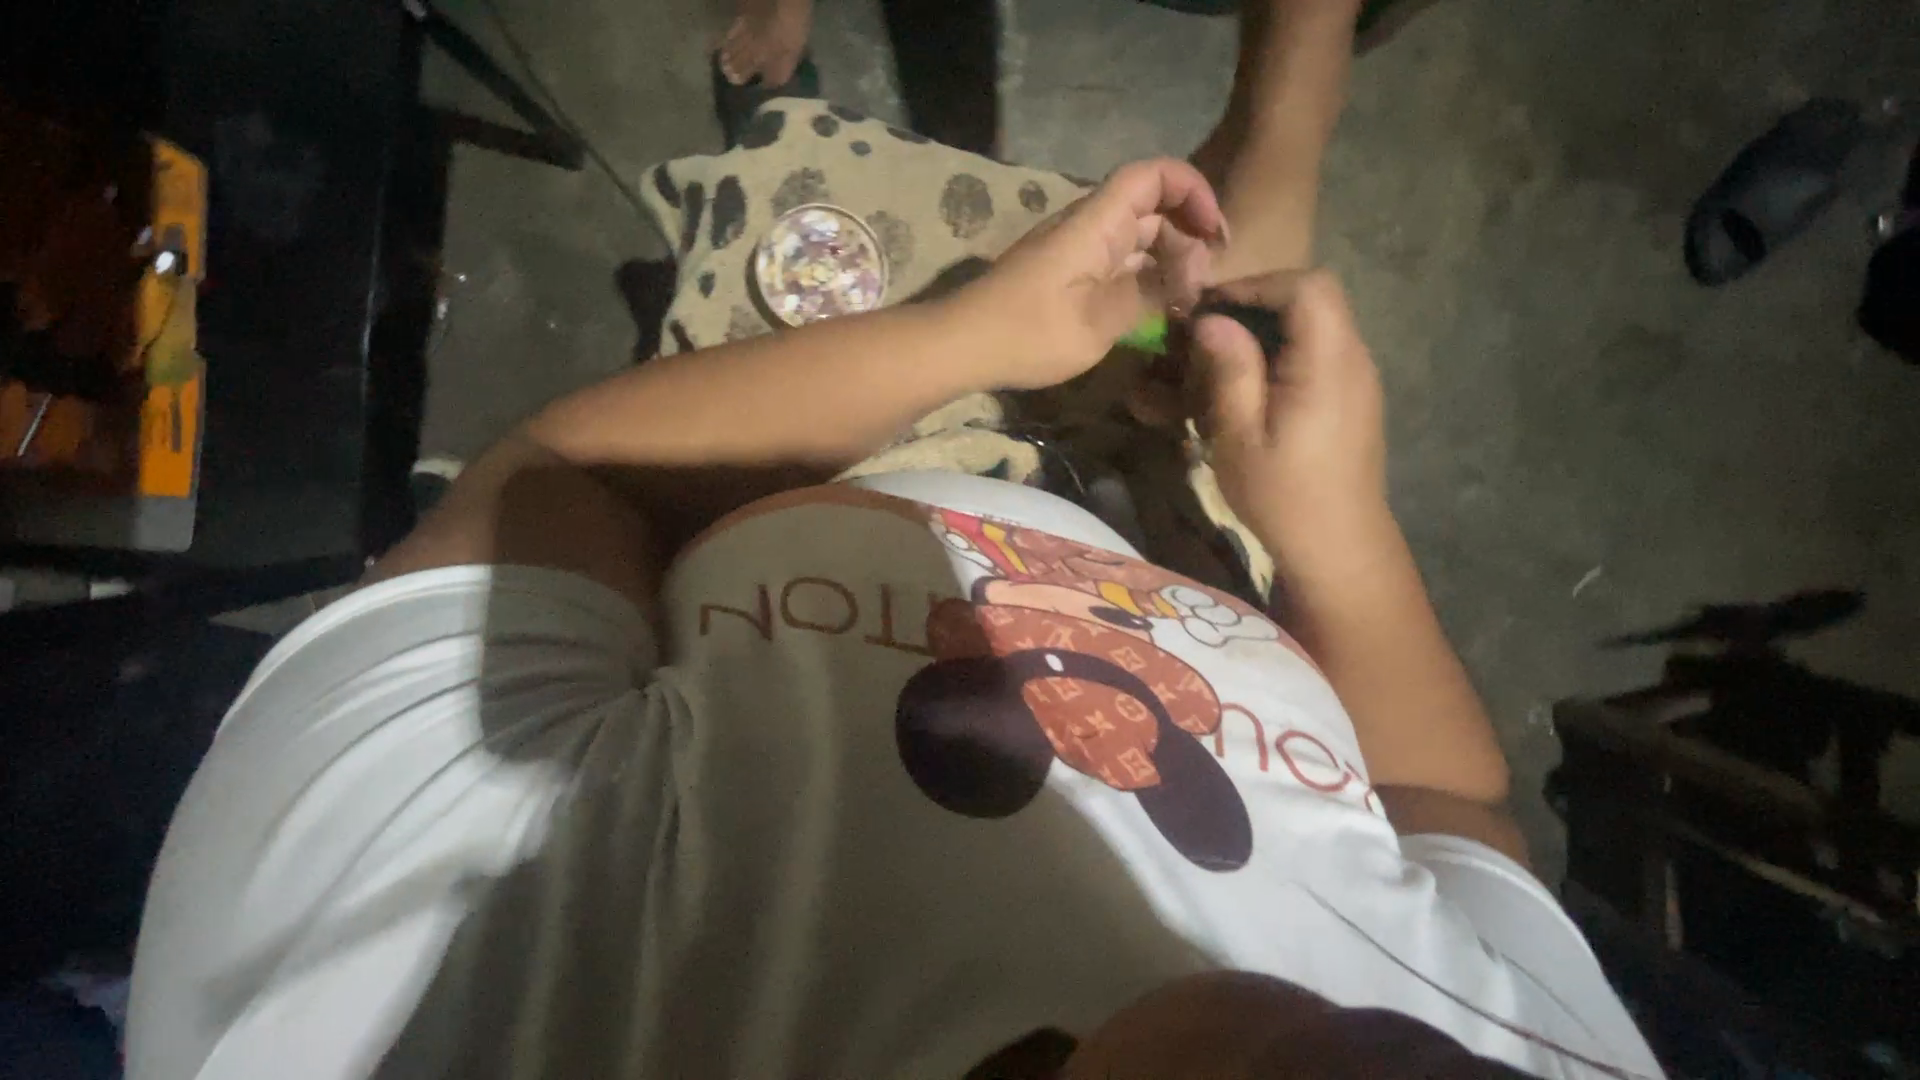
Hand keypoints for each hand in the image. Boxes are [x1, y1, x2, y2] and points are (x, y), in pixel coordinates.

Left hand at [955, 158, 1228, 390]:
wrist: (960, 346)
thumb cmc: (1028, 333)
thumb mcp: (1098, 321)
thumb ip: (1150, 292)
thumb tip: (1196, 271)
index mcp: (1095, 223)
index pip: (1153, 176)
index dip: (1192, 191)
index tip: (1216, 234)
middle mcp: (1086, 227)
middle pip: (1148, 210)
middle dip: (1185, 237)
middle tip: (1205, 284)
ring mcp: (1071, 252)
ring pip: (1132, 241)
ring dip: (1164, 263)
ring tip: (1186, 302)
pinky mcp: (1061, 277)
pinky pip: (1112, 266)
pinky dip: (1138, 280)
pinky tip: (1152, 311)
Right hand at [1190, 269, 1390, 569]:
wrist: (1339, 546)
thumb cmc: (1283, 498)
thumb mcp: (1240, 439)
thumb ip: (1230, 372)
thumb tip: (1211, 320)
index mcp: (1328, 366)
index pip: (1308, 287)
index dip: (1257, 285)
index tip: (1211, 309)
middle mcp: (1354, 359)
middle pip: (1315, 297)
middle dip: (1258, 303)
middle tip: (1211, 332)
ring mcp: (1359, 377)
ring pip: (1318, 322)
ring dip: (1269, 327)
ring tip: (1224, 358)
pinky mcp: (1353, 396)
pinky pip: (1320, 351)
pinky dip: (1284, 351)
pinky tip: (1254, 385)